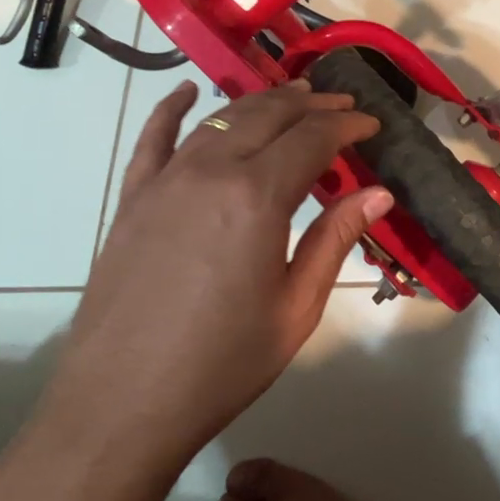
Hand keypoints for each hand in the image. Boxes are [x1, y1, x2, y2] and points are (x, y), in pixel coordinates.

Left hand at [0, 81, 390, 500]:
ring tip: (294, 98)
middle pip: (269, 115)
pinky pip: (153, 140)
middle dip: (312, 104)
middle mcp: (211, 172)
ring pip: (221, 120)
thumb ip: (335, 240)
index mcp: (258, 197)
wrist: (119, 408)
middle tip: (343, 106)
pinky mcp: (133, 201)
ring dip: (262, 103)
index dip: (348, 125)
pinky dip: (170, 109)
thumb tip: (380, 193)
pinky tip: (185, 92)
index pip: (314, 137)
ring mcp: (165, 182)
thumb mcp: (295, 308)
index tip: (373, 123)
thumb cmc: (222, 364)